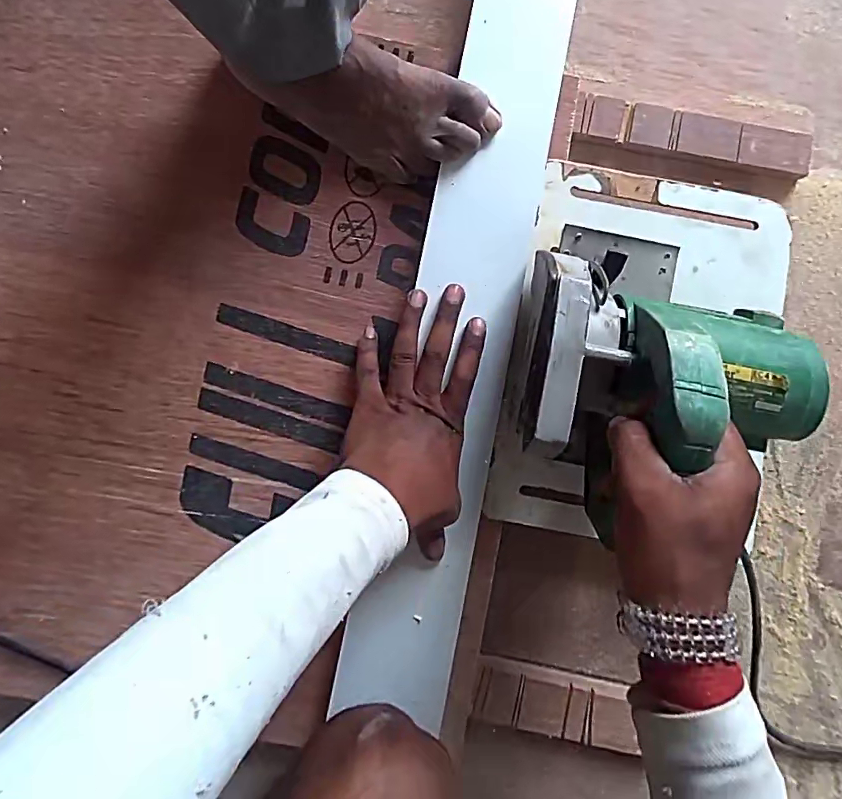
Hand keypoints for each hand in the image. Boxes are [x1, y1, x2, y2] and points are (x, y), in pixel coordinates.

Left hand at [341, 285, 486, 560]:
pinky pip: (366, 372)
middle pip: (440, 354)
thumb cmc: (413, 505)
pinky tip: (365, 327)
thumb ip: (438, 522)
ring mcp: (395, 402)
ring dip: (412, 322)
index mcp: (448, 425)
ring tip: (417, 295)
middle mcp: (424, 406)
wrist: (380, 507)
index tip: (477, 324)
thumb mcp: (439, 513)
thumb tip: (435, 548)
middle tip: (454, 292)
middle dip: (448, 319)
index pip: (465, 377)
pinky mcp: (367, 406)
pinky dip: (364, 350)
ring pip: (407, 353)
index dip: (472, 349)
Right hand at [607, 418, 758, 613]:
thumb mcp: (642, 487)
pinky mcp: (702, 515)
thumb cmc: (666, 552)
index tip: (636, 403)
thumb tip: (624, 421)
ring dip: (647, 457)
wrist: (674, 621)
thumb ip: (630, 440)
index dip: (668, 401)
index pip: (705, 409)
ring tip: (621, 466)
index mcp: (736, 467)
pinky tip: (628, 489)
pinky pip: (676, 479)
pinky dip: (651, 478)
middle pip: (690, 432)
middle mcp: (735, 479)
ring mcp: (720, 500)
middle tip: (623, 436)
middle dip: (652, 432)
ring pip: (678, 456)